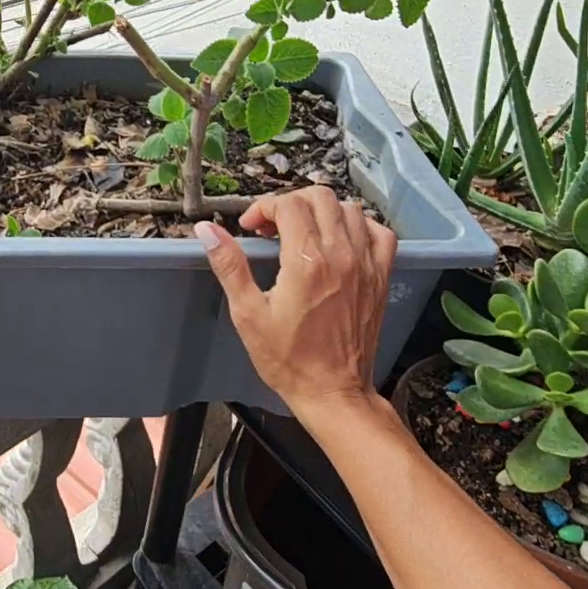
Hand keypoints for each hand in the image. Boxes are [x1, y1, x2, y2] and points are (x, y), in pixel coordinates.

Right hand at [197, 186, 396, 412]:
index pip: (288, 205)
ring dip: (321, 212)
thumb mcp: (247, 313)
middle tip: (272, 227)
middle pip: (320, 197)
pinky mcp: (381, 276)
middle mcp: (341, 255)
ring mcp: (366, 264)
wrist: (332, 391)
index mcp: (306, 262)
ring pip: (349, 209)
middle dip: (290, 203)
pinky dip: (359, 226)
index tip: (250, 229)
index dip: (263, 208)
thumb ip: (229, 265)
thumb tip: (206, 231)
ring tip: (302, 233)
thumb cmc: (287, 358)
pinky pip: (379, 232)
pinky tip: (340, 241)